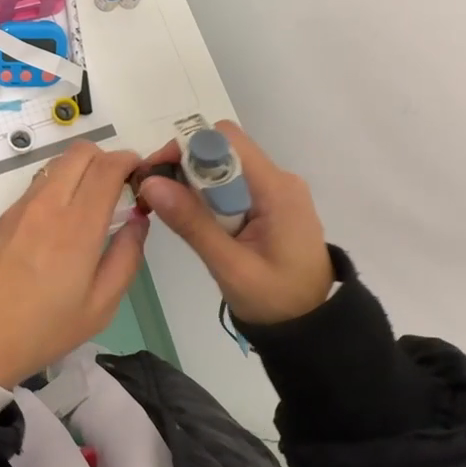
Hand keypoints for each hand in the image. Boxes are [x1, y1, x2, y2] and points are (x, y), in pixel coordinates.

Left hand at [0, 142, 148, 388]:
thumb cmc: (43, 330)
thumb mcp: (100, 307)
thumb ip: (126, 257)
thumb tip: (138, 220)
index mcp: (77, 227)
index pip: (107, 167)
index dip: (130, 161)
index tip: (143, 177)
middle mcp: (48, 205)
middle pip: (81, 151)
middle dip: (107, 158)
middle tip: (120, 189)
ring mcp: (21, 206)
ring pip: (57, 164)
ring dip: (82, 170)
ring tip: (93, 206)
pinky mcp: (4, 215)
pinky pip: (39, 184)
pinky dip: (60, 186)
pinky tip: (63, 223)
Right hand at [136, 122, 333, 325]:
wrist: (315, 327)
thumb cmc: (276, 300)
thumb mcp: (230, 267)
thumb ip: (192, 223)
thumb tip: (151, 182)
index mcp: (276, 189)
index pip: (225, 139)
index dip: (186, 147)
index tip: (156, 173)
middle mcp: (278, 179)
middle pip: (221, 149)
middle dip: (184, 166)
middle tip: (156, 196)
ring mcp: (276, 190)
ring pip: (223, 166)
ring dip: (193, 182)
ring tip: (170, 211)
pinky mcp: (270, 203)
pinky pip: (231, 183)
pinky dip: (207, 195)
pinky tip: (195, 220)